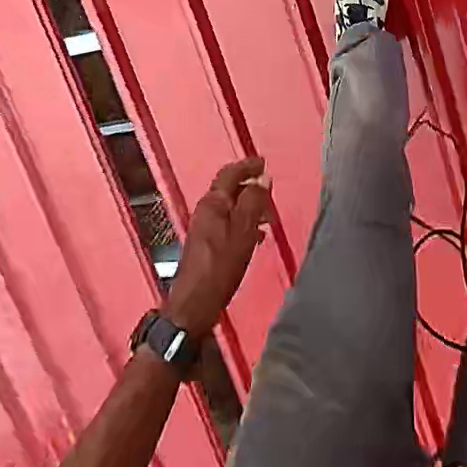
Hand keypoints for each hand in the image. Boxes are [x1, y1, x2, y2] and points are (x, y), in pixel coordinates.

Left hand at [162, 157, 273, 338]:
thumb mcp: (245, 228)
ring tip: (267, 216)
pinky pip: (229, 223)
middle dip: (251, 188)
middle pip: (230, 190)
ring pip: (231, 207)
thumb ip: (254, 200)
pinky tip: (255, 236)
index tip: (264, 164)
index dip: (248, 166)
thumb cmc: (222, 263)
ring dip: (249, 207)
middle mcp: (205, 210)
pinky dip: (244, 223)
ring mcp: (204, 228)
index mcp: (213, 202)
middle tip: (270, 193)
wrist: (196, 302)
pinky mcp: (206, 244)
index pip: (230, 173)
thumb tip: (262, 180)